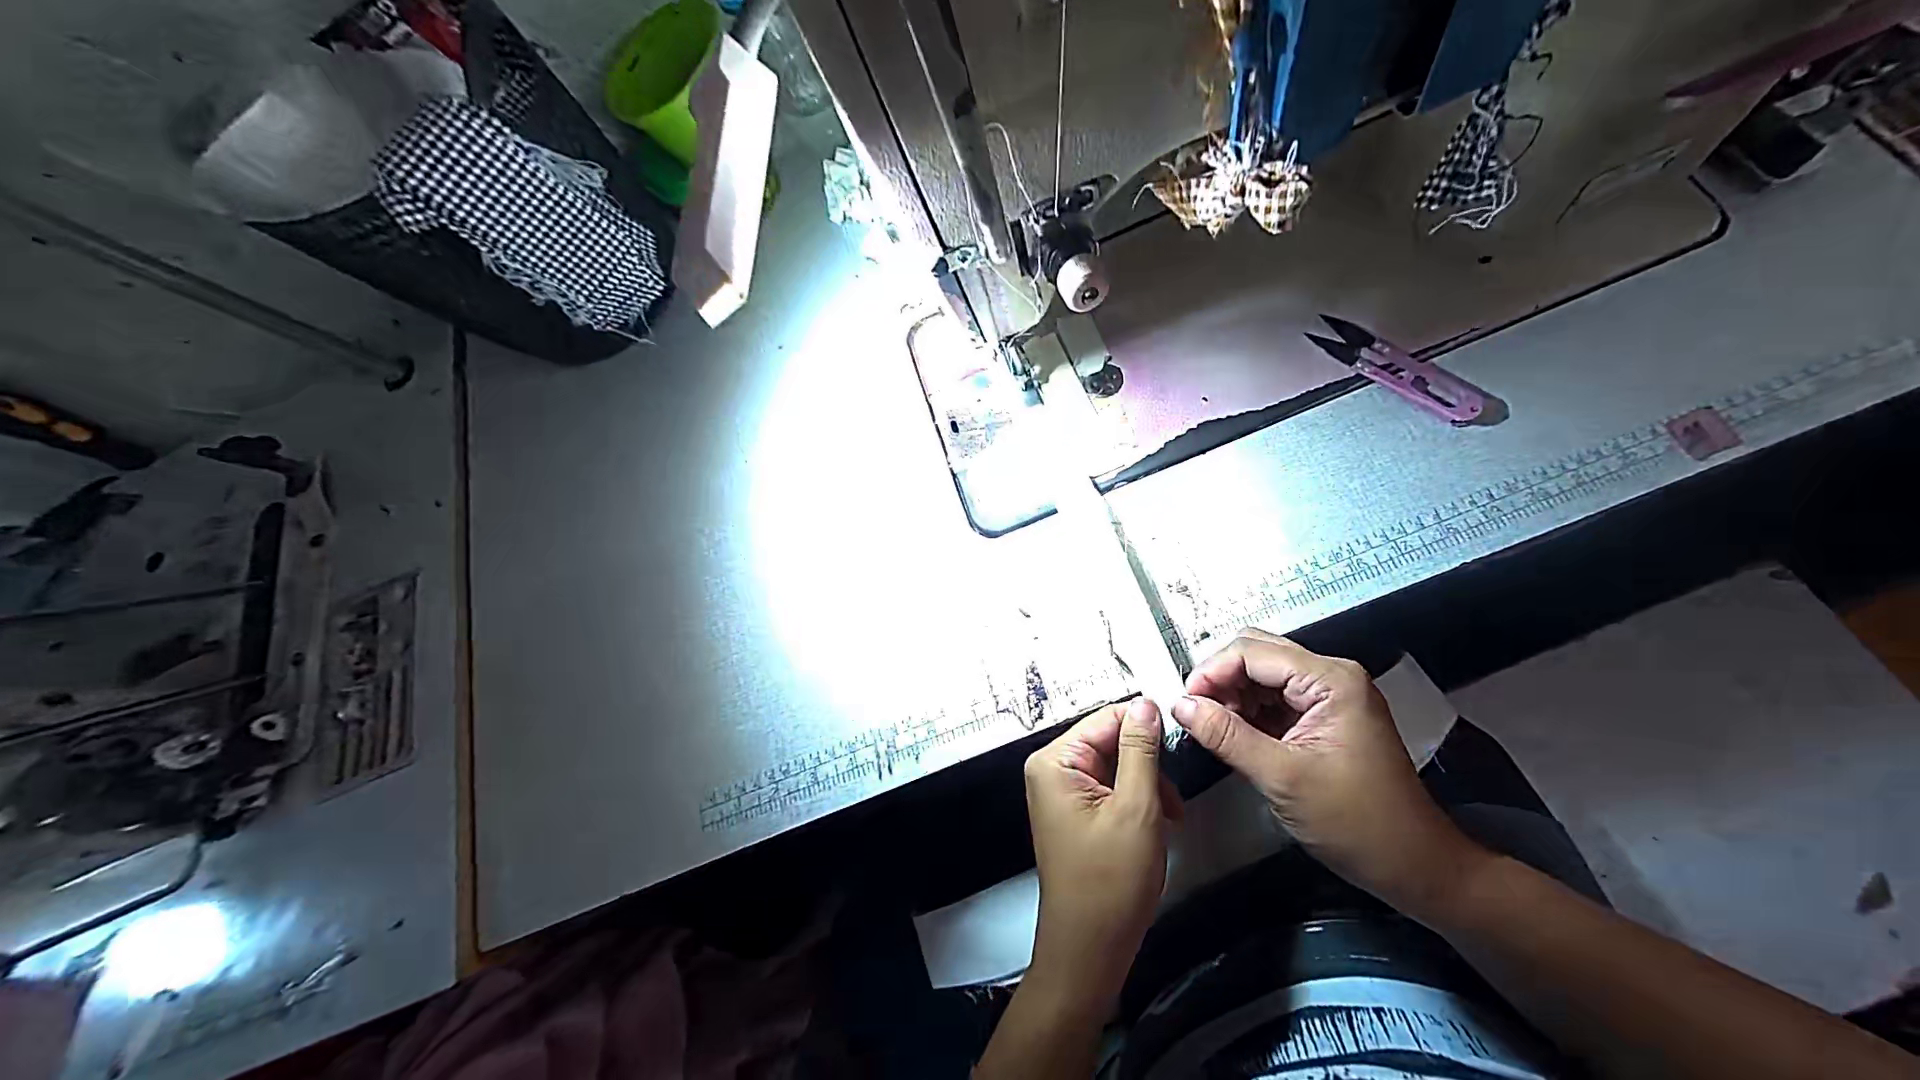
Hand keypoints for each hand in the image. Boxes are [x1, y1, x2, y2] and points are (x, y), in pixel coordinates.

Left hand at [1023, 698, 1179, 1004]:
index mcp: (1055, 762)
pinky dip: (1138, 803)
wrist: (1090, 948)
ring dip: (1147, 786)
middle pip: (1110, 741)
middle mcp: (1052, 771)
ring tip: (1168, 818)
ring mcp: (1063, 793)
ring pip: (1117, 766)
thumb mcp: (1136, 808)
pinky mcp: (1076, 812)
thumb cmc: (1109, 883)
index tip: (1179, 741)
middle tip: (1171, 799)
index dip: (1145, 726)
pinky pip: (1112, 789)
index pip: (1105, 718)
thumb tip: (1145, 704)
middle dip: (1147, 765)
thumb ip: (1141, 750)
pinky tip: (1156, 825)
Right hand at [1169, 630, 1483, 910]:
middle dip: (1219, 680)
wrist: (1412, 864)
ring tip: (1214, 729)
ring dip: (1230, 696)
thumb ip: (1226, 735)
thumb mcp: (1282, 777)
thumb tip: (1182, 705)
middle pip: (1255, 654)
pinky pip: (1270, 698)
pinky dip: (1245, 711)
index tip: (1186, 701)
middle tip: (1196, 713)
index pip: (1252, 651)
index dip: (1212, 672)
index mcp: (1331, 680)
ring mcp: (1326, 696)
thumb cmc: (1361, 823)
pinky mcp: (1320, 716)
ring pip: (1259, 675)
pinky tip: (1234, 735)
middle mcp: (1330, 677)